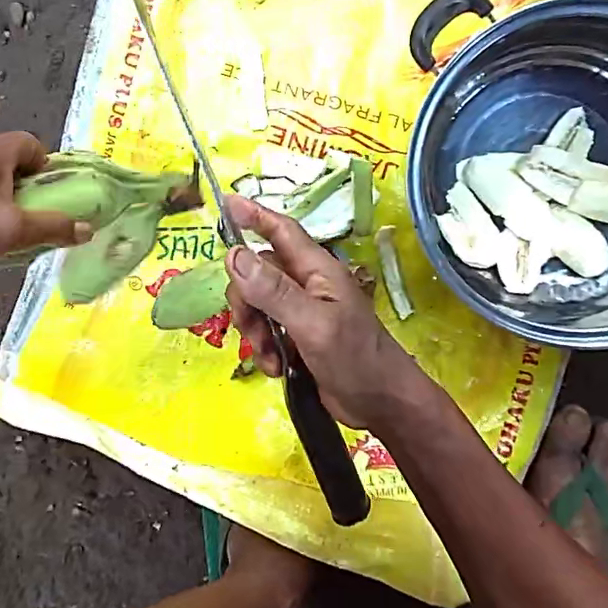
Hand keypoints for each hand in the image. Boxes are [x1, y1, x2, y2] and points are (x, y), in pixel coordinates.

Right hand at [222, 195, 434, 430]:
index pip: (280, 231)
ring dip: (254, 330)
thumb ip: (274, 291)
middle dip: (246, 299)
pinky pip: (266, 330)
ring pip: (258, 304)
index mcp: (317, 270)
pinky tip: (276, 369)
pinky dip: (263, 349)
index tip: (226, 203)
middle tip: (251, 327)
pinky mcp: (298, 337)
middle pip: (258, 272)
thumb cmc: (356, 358)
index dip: (254, 215)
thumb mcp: (312, 323)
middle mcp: (307, 284)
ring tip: (269, 356)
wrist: (381, 405)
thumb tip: (234, 256)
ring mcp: (302, 312)